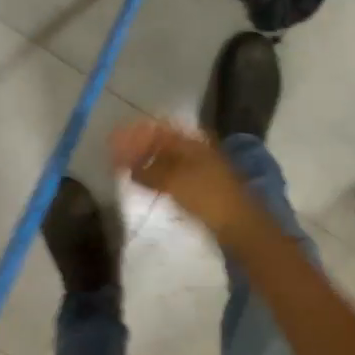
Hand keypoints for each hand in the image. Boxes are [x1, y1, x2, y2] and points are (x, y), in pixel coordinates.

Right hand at [110, 119, 261, 241]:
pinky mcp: (201, 188)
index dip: (137, 132)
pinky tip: (145, 183)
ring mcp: (200, 169)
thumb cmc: (207, 196)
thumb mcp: (174, 181)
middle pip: (162, 144)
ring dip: (146, 162)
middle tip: (115, 155)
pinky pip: (172, 176)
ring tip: (125, 169)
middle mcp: (197, 151)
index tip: (115, 139)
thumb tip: (128, 166)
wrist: (239, 224)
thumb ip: (148, 172)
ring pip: (167, 161)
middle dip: (139, 147)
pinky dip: (156, 176)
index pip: (159, 129)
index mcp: (193, 142)